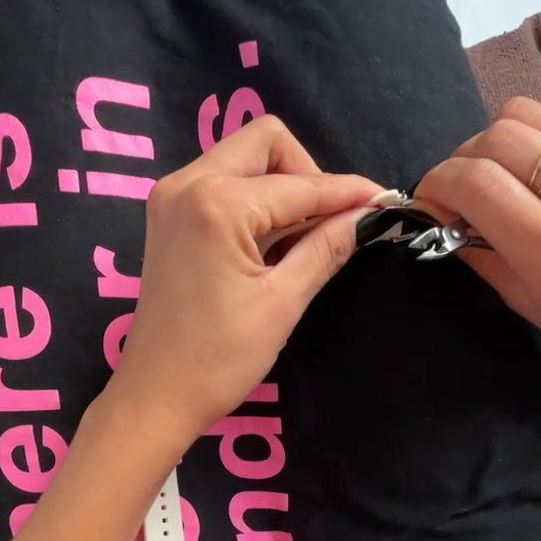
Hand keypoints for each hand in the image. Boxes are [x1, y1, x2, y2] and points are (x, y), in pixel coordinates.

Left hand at [101, 116, 379, 448]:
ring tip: (304, 238)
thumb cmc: (219, 360)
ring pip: (243, 159)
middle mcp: (187, 183)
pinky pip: (222, 184)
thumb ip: (326, 248)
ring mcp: (171, 198)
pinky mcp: (168, 217)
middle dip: (307, 176)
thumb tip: (367, 216)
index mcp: (216, 202)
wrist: (156, 395)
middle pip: (265, 144)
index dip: (346, 193)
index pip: (299, 184)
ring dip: (281, 187)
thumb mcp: (282, 303)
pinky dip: (254, 201)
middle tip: (329, 224)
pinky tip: (274, 241)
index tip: (384, 201)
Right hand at [417, 97, 540, 407]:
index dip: (439, 184)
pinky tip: (530, 164)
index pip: (479, 185)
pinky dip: (530, 131)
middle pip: (498, 138)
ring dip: (494, 140)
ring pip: (528, 114)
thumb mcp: (532, 307)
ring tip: (496, 175)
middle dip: (461, 161)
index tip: (431, 204)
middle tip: (460, 194)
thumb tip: (444, 220)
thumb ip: (484, 258)